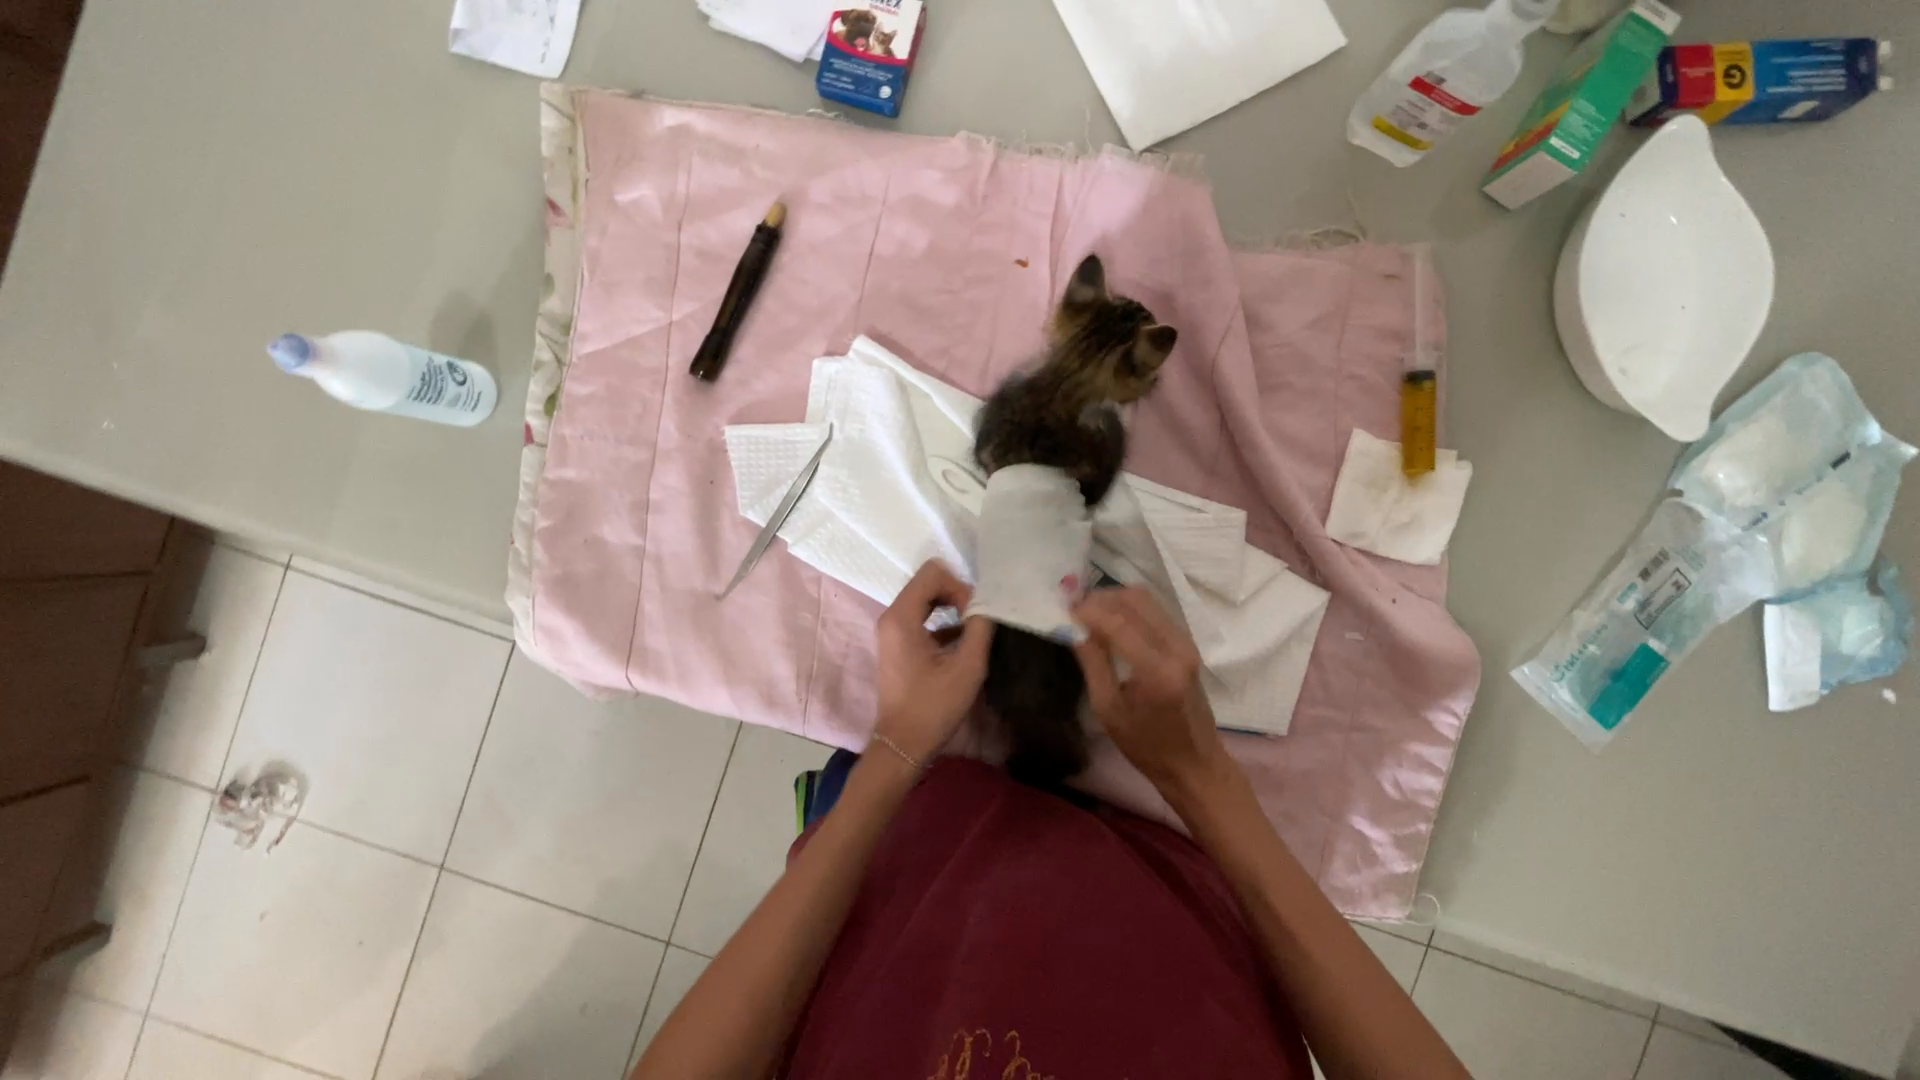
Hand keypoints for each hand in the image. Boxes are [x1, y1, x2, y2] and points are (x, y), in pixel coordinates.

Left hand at [874, 560, 994, 763]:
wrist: (903, 743)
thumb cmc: (933, 706)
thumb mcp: (968, 666)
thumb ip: (980, 627)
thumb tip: (988, 604)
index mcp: (901, 617)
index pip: (933, 573)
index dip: (960, 587)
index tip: (974, 616)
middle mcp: (891, 617)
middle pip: (928, 583)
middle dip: (957, 595)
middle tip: (977, 622)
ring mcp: (892, 631)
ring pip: (925, 600)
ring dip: (951, 610)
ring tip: (973, 633)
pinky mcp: (897, 645)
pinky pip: (921, 619)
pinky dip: (942, 624)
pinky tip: (962, 645)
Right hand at [1072, 587, 1230, 793]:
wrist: (1194, 763)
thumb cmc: (1146, 745)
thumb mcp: (1108, 709)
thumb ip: (1092, 662)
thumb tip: (1074, 626)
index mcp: (1157, 670)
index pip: (1118, 622)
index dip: (1088, 611)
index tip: (1064, 611)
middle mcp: (1177, 648)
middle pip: (1135, 600)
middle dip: (1100, 598)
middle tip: (1074, 610)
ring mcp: (1186, 642)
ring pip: (1146, 599)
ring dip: (1115, 600)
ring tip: (1089, 613)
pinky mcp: (1187, 643)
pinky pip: (1155, 610)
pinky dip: (1129, 608)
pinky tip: (1111, 621)